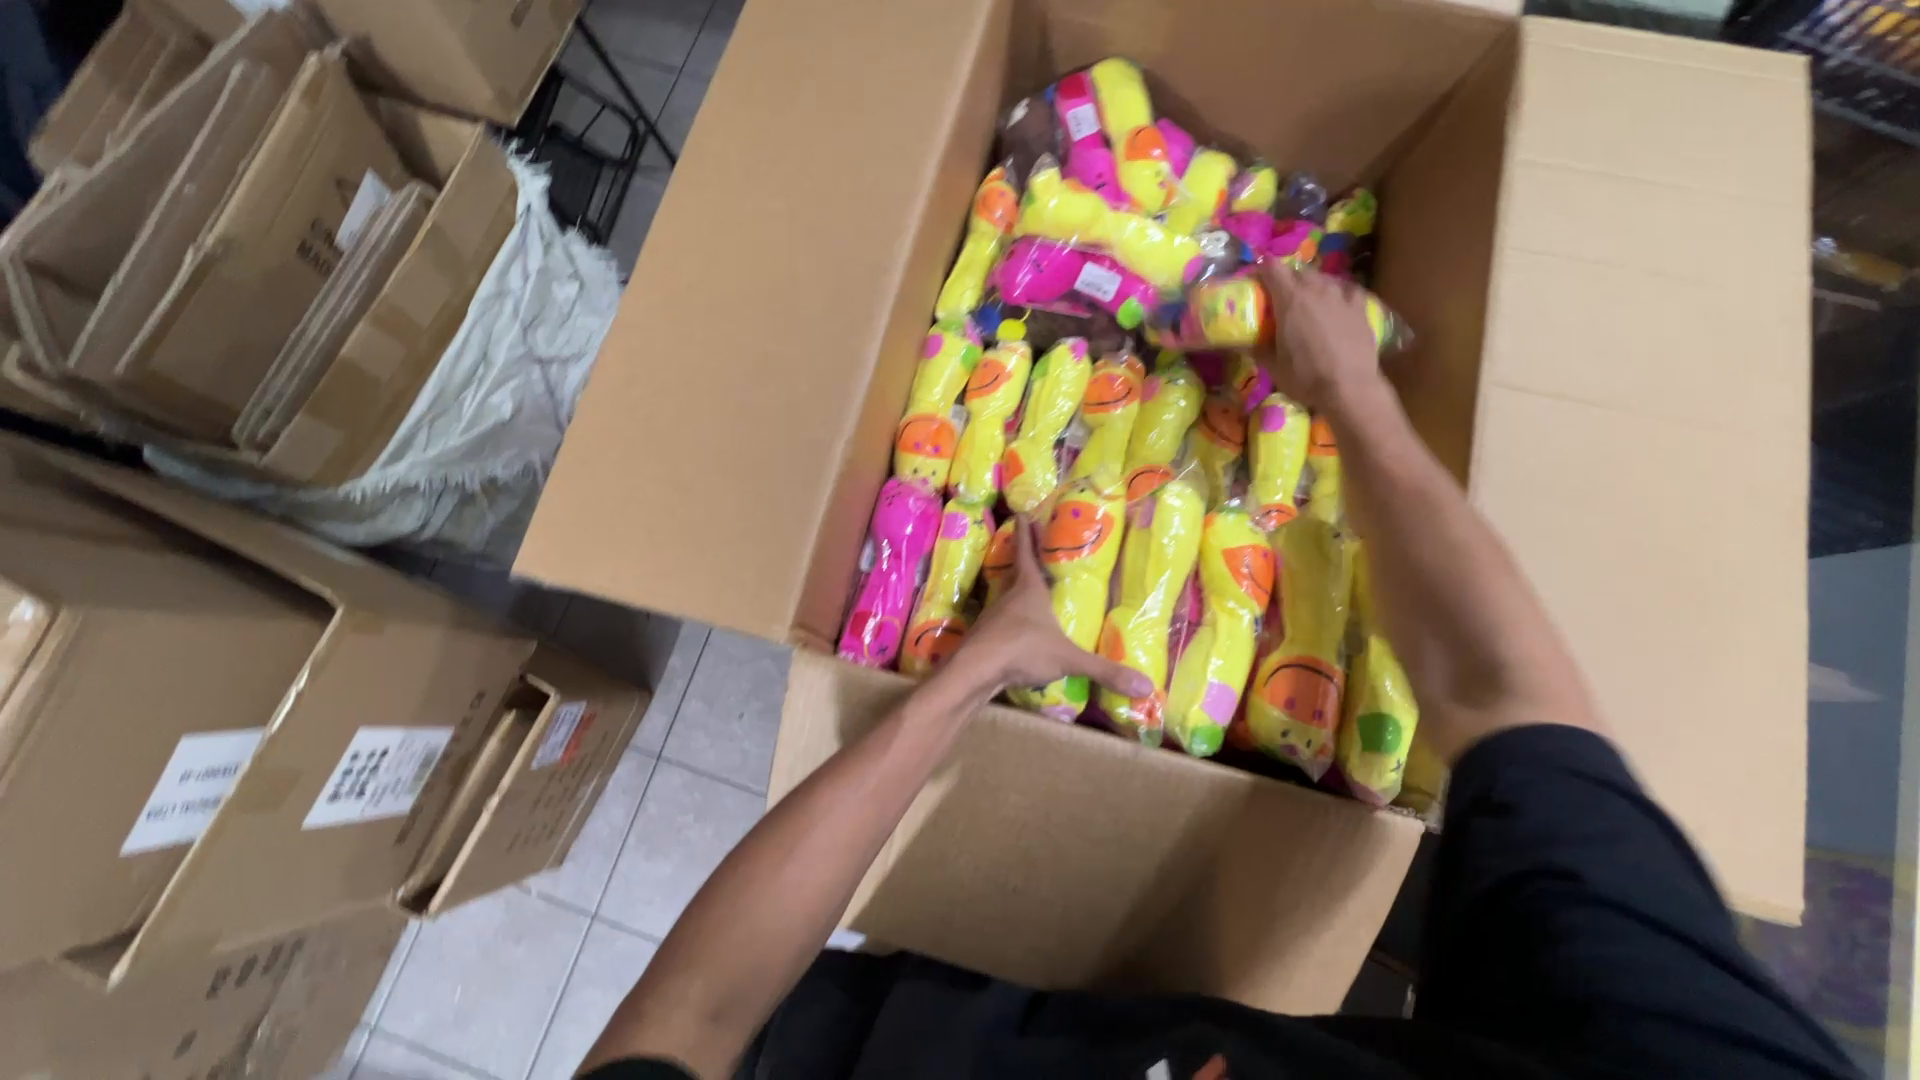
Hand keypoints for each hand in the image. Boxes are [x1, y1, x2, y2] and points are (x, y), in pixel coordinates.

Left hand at [946, 516, 1151, 697]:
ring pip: (1005, 597)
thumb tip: (1147, 687)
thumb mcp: (1069, 659)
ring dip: (1015, 591)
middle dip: (1023, 559)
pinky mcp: (984, 638)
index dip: (1027, 535)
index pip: (1027, 554)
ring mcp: (992, 617)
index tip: (1022, 515)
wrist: (976, 671)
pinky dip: (1009, 623)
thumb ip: (1105, 671)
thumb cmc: (1023, 650)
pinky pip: (1000, 624)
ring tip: (1027, 592)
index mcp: (1028, 590)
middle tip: (1029, 547)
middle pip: (1015, 572)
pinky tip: (1017, 635)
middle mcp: (1008, 598)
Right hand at [1256, 262, 1382, 409]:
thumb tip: (1239, 341)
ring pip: (1321, 278)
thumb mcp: (1272, 366)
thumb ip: (1256, 347)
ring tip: (1306, 302)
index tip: (1254, 283)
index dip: (1260, 270)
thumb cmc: (1305, 377)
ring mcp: (1341, 295)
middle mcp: (1316, 289)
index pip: (1271, 267)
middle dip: (1285, 280)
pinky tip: (1335, 302)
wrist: (1349, 387)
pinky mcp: (1360, 306)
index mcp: (1290, 299)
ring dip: (1310, 285)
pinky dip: (1337, 292)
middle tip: (1278, 299)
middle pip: (1297, 271)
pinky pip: (1346, 289)